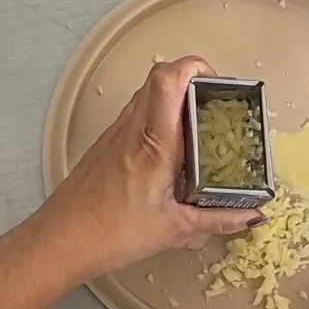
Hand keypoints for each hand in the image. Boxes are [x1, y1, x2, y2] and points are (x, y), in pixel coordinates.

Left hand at [36, 57, 262, 282]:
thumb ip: (217, 220)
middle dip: (191, 80)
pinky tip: (168, 154)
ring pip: (145, 95)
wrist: (59, 241)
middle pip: (158, 78)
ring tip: (197, 130)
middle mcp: (131, 129)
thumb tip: (249, 215)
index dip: (195, 67)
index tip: (217, 83)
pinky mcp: (104, 146)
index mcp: (153, 142)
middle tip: (213, 105)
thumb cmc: (109, 234)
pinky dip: (156, 121)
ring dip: (172, 100)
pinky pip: (134, 117)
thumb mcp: (174, 229)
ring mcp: (114, 134)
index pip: (169, 79)